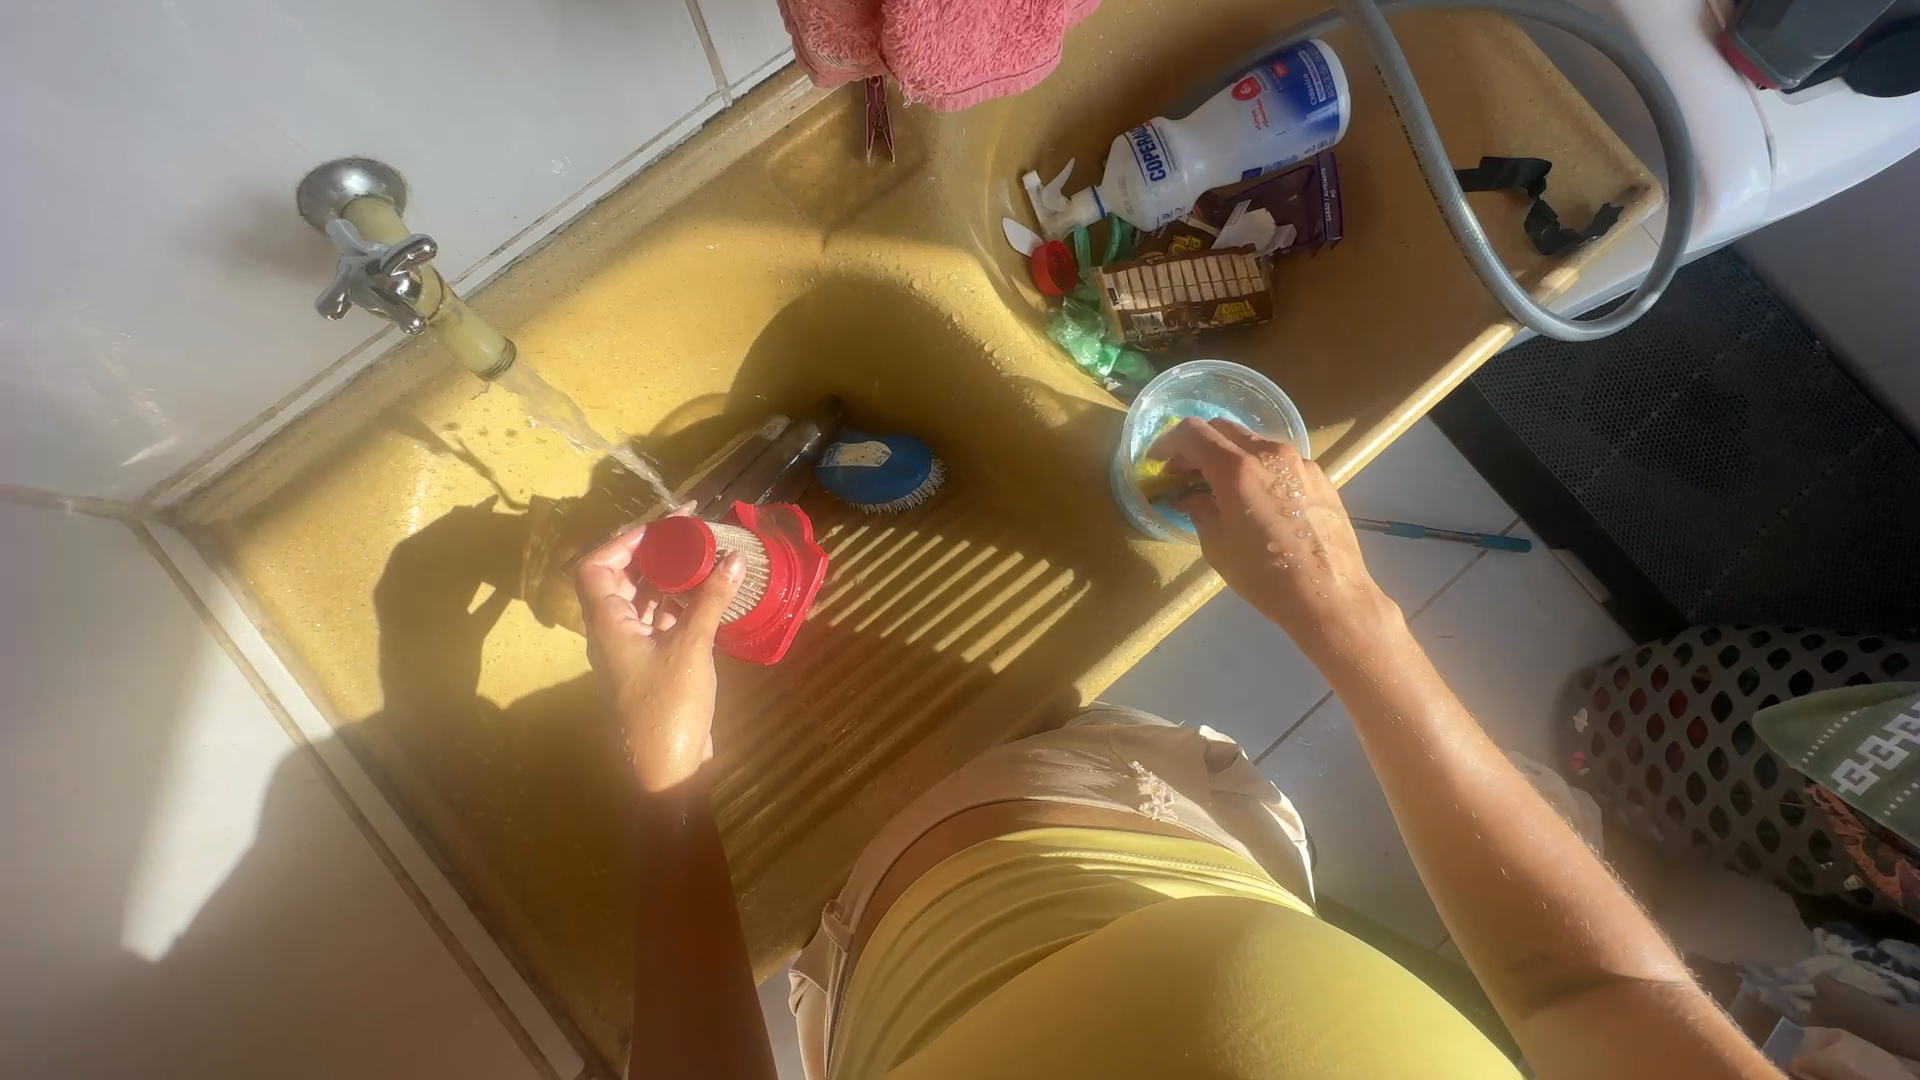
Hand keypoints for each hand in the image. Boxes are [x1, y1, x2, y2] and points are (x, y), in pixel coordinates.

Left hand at [575, 513, 744, 793]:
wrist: (669, 765)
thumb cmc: (669, 705)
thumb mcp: (692, 647)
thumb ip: (710, 600)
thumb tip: (734, 557)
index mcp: (608, 625)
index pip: (594, 569)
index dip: (619, 543)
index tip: (657, 528)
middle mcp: (614, 632)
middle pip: (619, 580)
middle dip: (649, 555)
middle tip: (685, 535)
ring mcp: (634, 649)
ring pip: (642, 601)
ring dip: (667, 578)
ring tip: (701, 557)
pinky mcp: (656, 663)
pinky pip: (661, 621)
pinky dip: (680, 602)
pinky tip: (707, 593)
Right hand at [1151, 417, 1400, 657]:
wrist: (1328, 596)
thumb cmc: (1263, 575)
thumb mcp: (1216, 544)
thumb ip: (1198, 510)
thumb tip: (1188, 497)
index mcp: (1236, 468)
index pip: (1192, 433)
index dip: (1168, 443)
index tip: (1158, 462)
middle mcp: (1269, 453)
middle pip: (1223, 429)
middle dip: (1197, 446)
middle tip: (1184, 474)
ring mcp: (1300, 461)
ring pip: (1252, 442)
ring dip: (1228, 455)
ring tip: (1219, 488)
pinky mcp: (1319, 477)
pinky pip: (1278, 461)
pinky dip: (1256, 469)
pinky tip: (1255, 500)